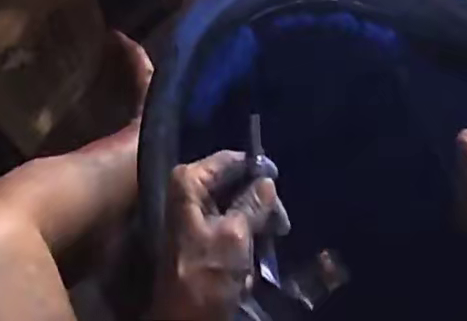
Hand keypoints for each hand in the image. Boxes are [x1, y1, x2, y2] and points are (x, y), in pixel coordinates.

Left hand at [148, 151, 289, 320]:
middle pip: (234, 183)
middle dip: (258, 204)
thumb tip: (267, 181)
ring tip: (268, 245)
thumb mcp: (235, 237)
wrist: (186, 317)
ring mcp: (195, 211)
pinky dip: (246, 240)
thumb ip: (252, 205)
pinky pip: (232, 226)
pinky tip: (253, 260)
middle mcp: (189, 188)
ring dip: (255, 227)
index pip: (227, 160)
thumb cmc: (207, 273)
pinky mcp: (203, 234)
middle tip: (280, 226)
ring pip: (237, 206)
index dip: (254, 168)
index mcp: (190, 180)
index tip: (279, 180)